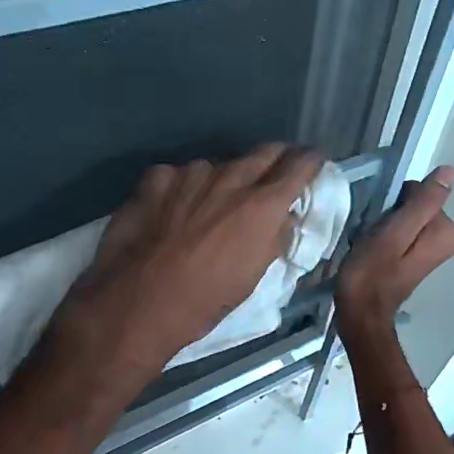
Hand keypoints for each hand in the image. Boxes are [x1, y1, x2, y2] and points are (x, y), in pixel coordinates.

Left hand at [49, 144, 325, 379]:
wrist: (138, 301)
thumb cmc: (205, 300)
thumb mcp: (253, 277)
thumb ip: (273, 238)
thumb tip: (283, 218)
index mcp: (262, 206)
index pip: (300, 165)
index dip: (311, 161)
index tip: (315, 161)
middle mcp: (230, 178)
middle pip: (264, 152)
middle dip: (275, 159)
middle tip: (275, 173)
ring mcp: (190, 174)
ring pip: (218, 166)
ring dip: (223, 180)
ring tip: (211, 205)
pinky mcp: (157, 178)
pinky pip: (179, 176)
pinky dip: (183, 189)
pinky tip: (172, 212)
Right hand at [335, 166, 453, 339]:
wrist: (360, 314)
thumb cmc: (371, 274)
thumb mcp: (395, 232)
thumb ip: (423, 202)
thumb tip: (449, 172)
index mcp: (446, 232)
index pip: (418, 193)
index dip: (393, 205)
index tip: (381, 226)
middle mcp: (446, 239)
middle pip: (414, 205)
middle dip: (390, 216)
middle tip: (374, 238)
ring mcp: (431, 250)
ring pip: (405, 218)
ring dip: (385, 227)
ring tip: (372, 247)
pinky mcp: (416, 258)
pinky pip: (401, 233)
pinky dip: (385, 238)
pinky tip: (374, 252)